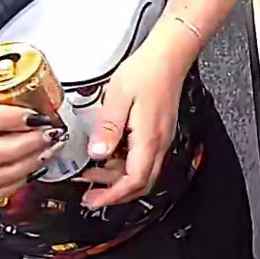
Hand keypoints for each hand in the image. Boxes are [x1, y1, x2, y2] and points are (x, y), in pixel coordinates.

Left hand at [81, 23, 195, 208]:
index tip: (93, 201)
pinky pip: (146, 159)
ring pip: (144, 172)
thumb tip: (97, 154)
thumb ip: (107, 128)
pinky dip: (127, 166)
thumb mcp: (118, 97)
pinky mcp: (160, 131)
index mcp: (149, 137)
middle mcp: (160, 142)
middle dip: (116, 194)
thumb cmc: (147, 72)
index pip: (134, 179)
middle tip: (90, 196)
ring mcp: (162, 137)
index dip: (113, 195)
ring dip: (120, 180)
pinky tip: (109, 156)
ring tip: (93, 174)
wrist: (169, 57)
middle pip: (142, 183)